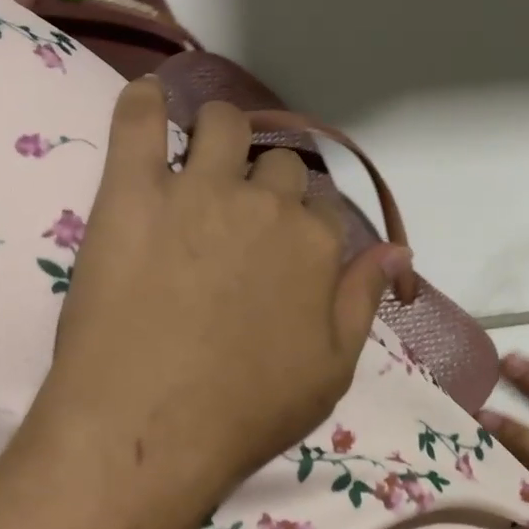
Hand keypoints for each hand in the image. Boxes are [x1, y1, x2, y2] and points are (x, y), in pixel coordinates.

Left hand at [34, 76, 410, 498]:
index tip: (289, 248)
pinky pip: (138, 120)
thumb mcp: (333, 369)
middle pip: (280, 163)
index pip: (325, 206)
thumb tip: (397, 249)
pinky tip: (151, 99)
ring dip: (224, 135)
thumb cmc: (248, 410)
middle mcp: (267, 204)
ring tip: (205, 161)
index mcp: (318, 245)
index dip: (309, 223)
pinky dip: (147, 102)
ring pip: (224, 126)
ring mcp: (197, 191)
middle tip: (243, 221)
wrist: (148, 429)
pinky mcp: (131, 192)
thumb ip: (363, 299)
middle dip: (271, 183)